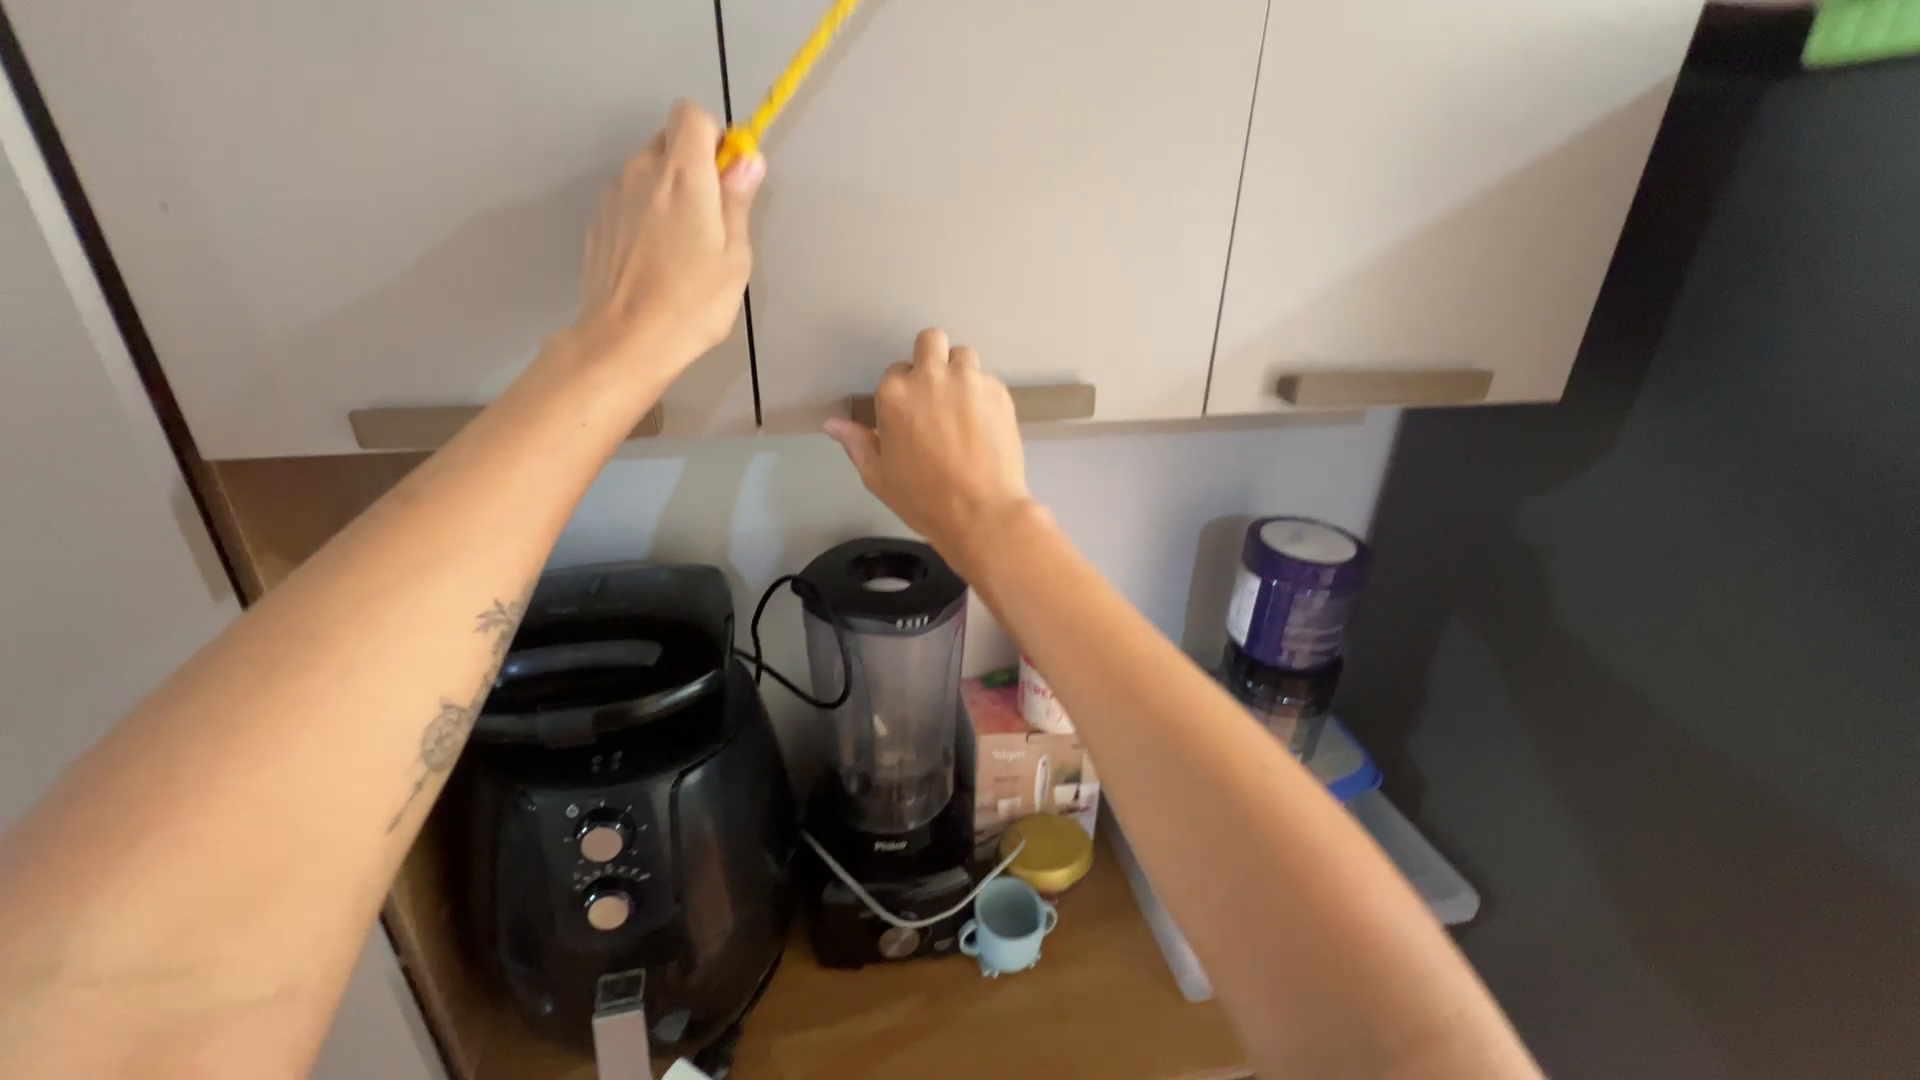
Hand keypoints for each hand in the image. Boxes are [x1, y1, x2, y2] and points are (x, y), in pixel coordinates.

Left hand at [570, 102, 765, 379]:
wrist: (627, 340)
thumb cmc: (694, 301)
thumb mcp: (734, 256)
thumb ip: (737, 200)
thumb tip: (747, 160)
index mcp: (682, 174)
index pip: (691, 115)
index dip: (714, 137)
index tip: (727, 177)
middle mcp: (641, 172)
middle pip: (667, 140)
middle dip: (692, 165)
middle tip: (712, 218)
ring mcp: (613, 196)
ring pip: (646, 172)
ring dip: (668, 192)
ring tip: (683, 247)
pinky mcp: (598, 223)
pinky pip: (629, 202)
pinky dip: (645, 216)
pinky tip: (656, 261)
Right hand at [824, 329, 1041, 572]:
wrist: (982, 513)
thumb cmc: (924, 499)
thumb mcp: (879, 476)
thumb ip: (857, 443)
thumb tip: (833, 424)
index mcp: (895, 395)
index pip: (895, 372)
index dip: (903, 393)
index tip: (910, 415)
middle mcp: (931, 377)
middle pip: (930, 341)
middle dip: (931, 359)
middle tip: (936, 393)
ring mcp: (969, 381)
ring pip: (962, 355)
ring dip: (959, 372)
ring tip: (961, 405)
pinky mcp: (999, 392)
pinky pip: (987, 379)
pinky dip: (983, 394)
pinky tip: (982, 424)